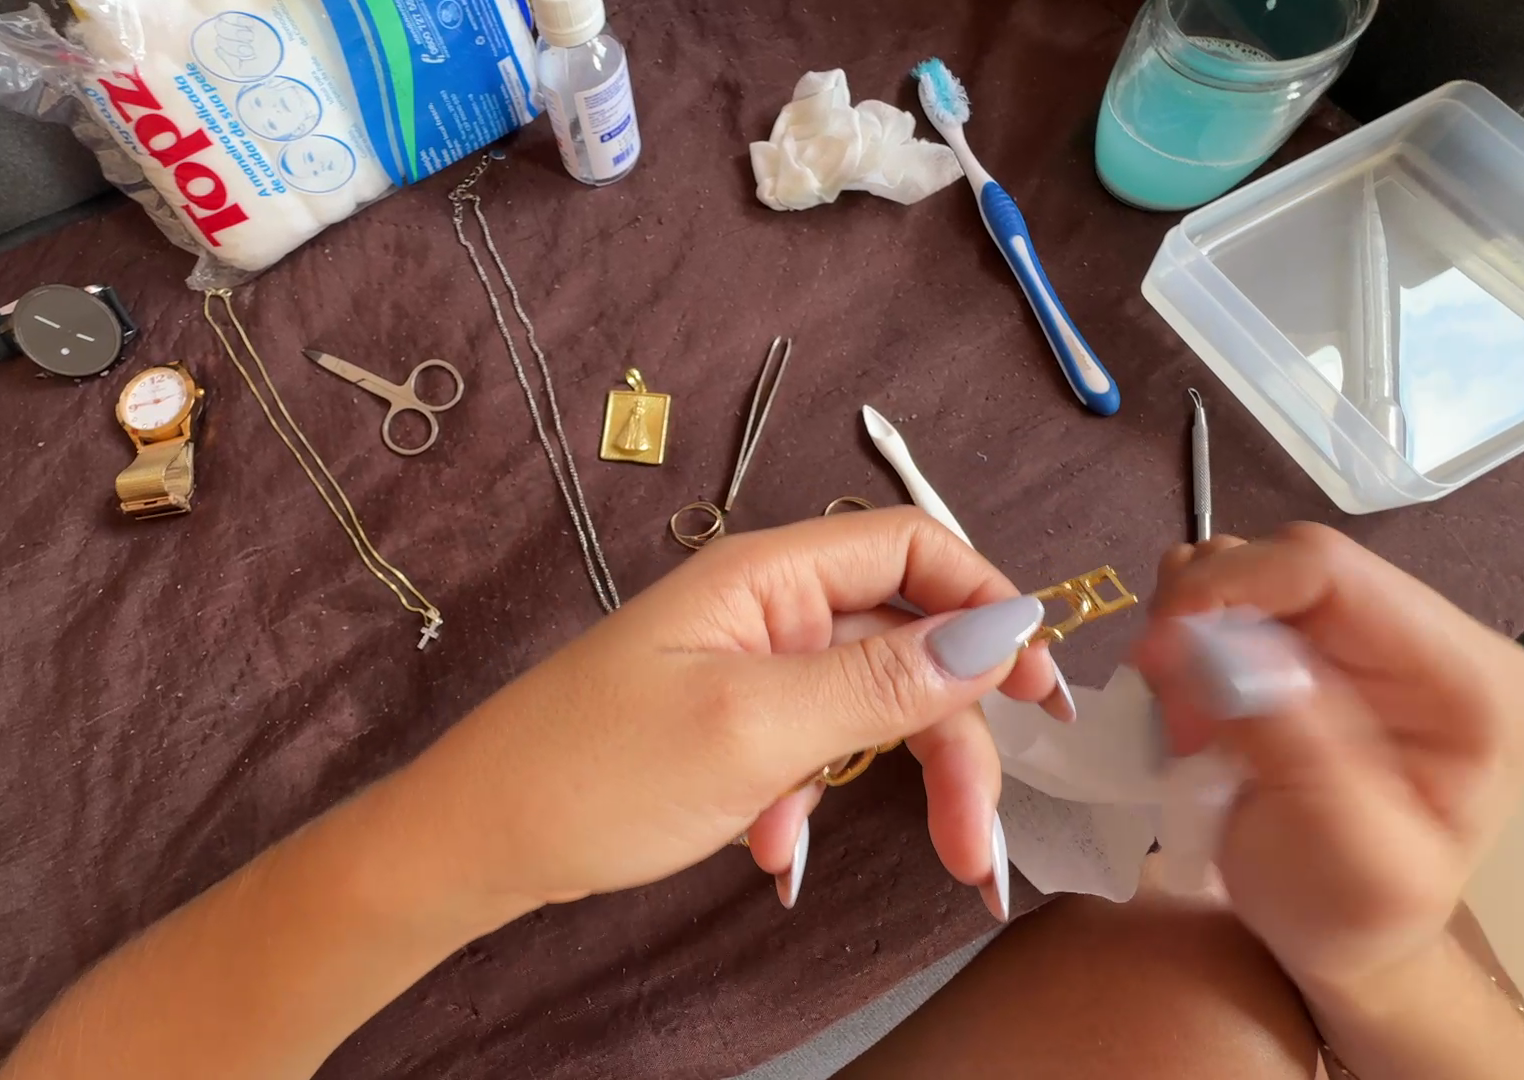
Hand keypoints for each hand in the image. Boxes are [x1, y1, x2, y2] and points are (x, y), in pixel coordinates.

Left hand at [388, 508, 1062, 921]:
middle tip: (977, 835)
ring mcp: (744, 663)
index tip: (1038, 693)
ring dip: (888, 775)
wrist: (485, 835)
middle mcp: (761, 606)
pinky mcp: (728, 716)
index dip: (985, 602)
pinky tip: (771, 847)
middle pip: (898, 637)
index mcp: (764, 575)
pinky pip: (806, 742)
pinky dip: (809, 795)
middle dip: (947, 731)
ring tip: (901, 856)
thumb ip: (880, 677)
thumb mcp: (755, 727)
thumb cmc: (602, 771)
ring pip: (859, 699)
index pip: (907, 547)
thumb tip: (1001, 630)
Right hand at [1135, 525, 1523, 992]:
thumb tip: (1218, 643)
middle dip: (1195, 620)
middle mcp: (1417, 636)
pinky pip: (1219, 599)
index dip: (1221, 589)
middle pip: (1273, 562)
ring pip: (1237, 571)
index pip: (1322, 568)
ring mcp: (1356, 635)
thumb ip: (1293, 741)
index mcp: (1463, 677)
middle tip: (1173, 707)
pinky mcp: (1303, 642)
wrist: (1334, 926)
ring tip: (1186, 711)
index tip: (1153, 652)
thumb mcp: (1340, 848)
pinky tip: (1189, 693)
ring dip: (1183, 632)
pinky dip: (1181, 636)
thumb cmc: (1346, 906)